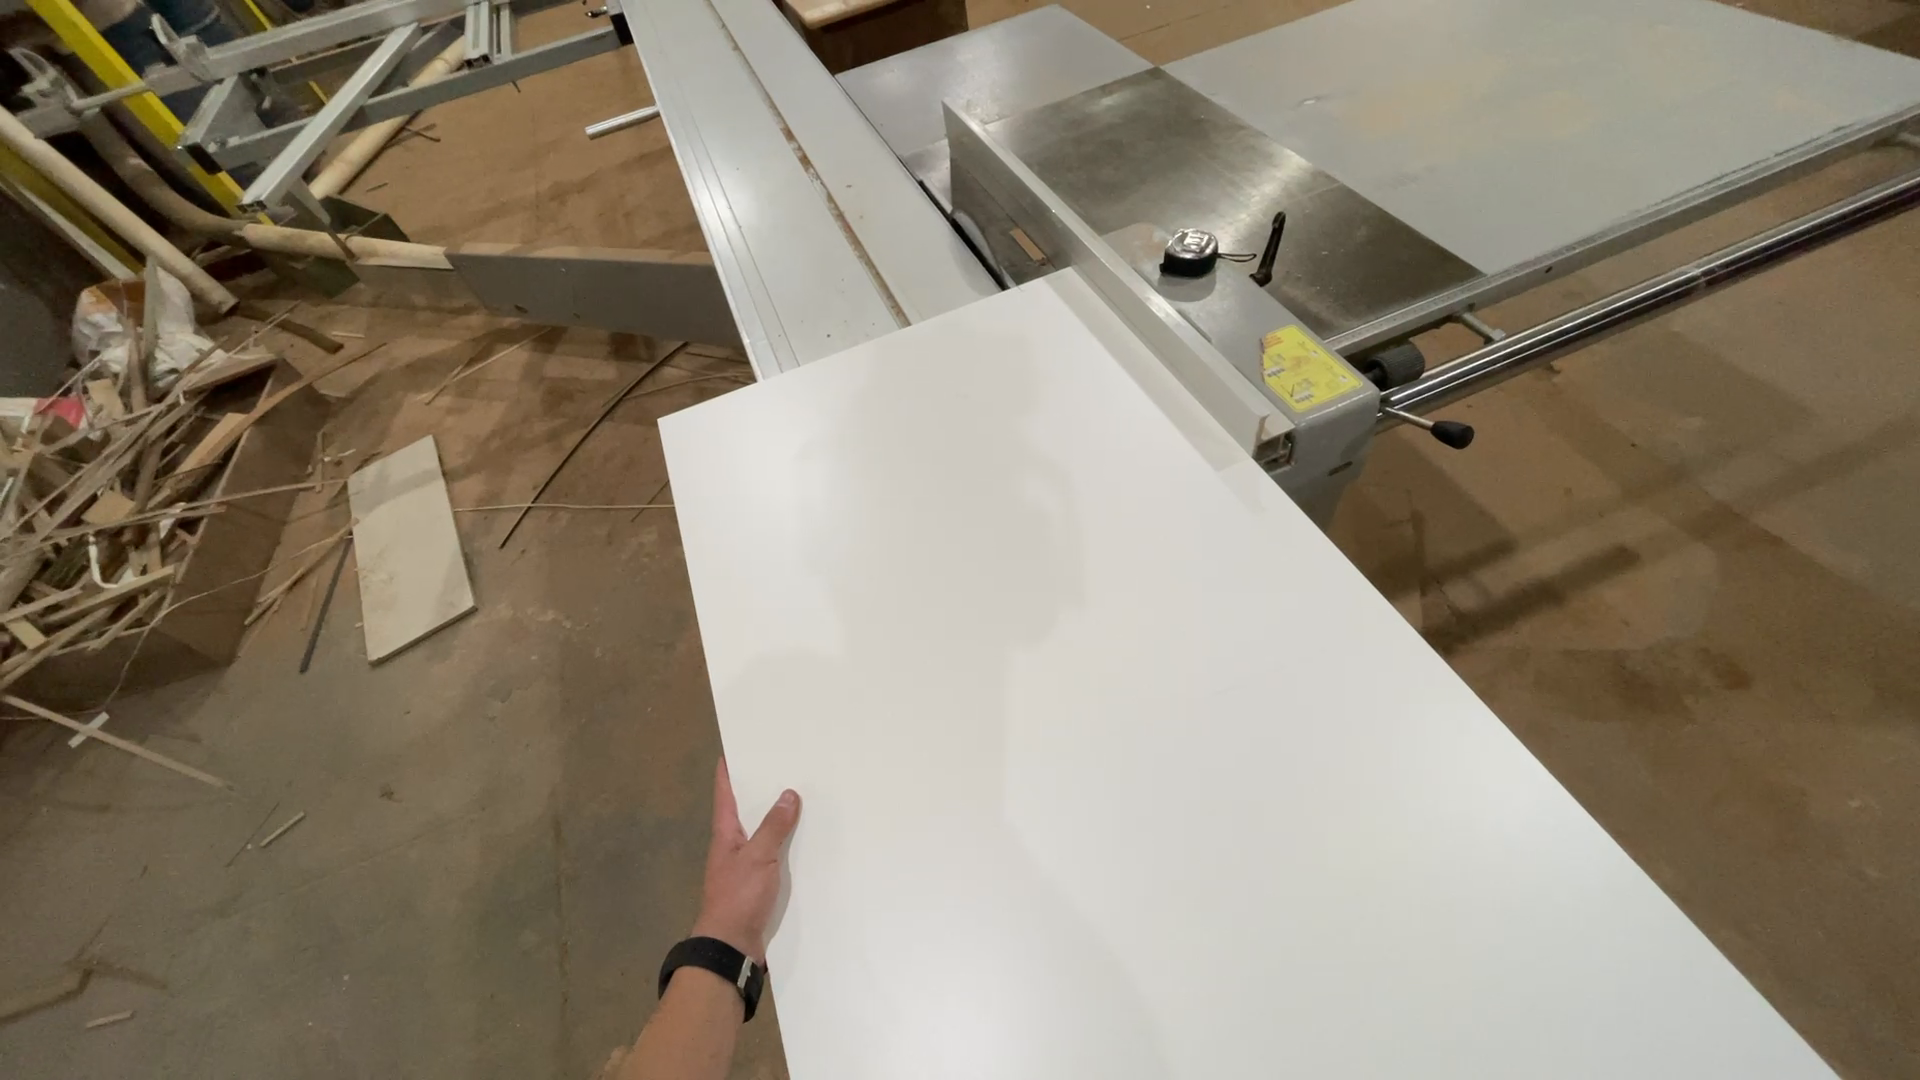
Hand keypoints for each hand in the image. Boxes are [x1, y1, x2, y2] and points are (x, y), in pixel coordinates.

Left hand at [690, 758, 800, 962]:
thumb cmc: (737, 898)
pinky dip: (789, 842)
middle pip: (747, 809)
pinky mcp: (761, 883)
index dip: (728, 770)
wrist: (732, 948)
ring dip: (779, 816)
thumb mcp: (757, 857)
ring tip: (805, 794)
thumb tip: (789, 793)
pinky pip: (777, 853)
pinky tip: (809, 837)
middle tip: (786, 764)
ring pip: (764, 831)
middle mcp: (734, 845)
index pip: (725, 793)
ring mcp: (747, 865)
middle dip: (762, 788)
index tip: (735, 747)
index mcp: (726, 833)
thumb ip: (774, 826)